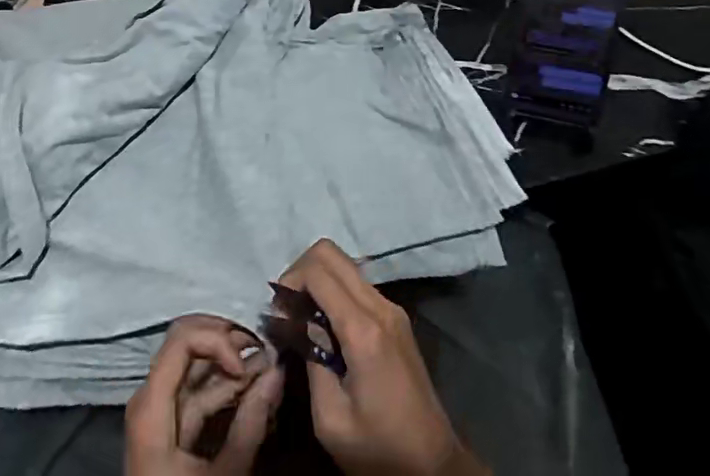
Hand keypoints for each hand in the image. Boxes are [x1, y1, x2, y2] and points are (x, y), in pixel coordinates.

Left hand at [126, 315, 283, 475]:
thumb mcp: (224, 474)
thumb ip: (252, 422)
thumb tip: (279, 370)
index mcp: (151, 405)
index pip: (182, 339)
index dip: (218, 340)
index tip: (245, 363)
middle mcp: (152, 397)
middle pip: (188, 342)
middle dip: (229, 340)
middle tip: (264, 348)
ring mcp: (162, 410)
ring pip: (198, 365)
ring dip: (235, 361)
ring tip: (270, 364)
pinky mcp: (174, 425)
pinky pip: (201, 390)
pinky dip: (229, 384)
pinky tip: (257, 385)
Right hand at [278, 240, 485, 475]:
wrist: (433, 461)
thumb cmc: (378, 447)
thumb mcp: (330, 418)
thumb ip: (310, 360)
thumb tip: (296, 323)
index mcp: (364, 329)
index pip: (319, 271)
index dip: (289, 282)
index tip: (276, 314)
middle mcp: (380, 306)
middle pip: (332, 253)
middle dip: (300, 271)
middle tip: (286, 309)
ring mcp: (392, 308)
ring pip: (346, 265)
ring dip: (318, 280)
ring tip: (302, 319)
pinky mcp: (396, 317)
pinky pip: (358, 285)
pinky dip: (334, 291)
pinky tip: (325, 326)